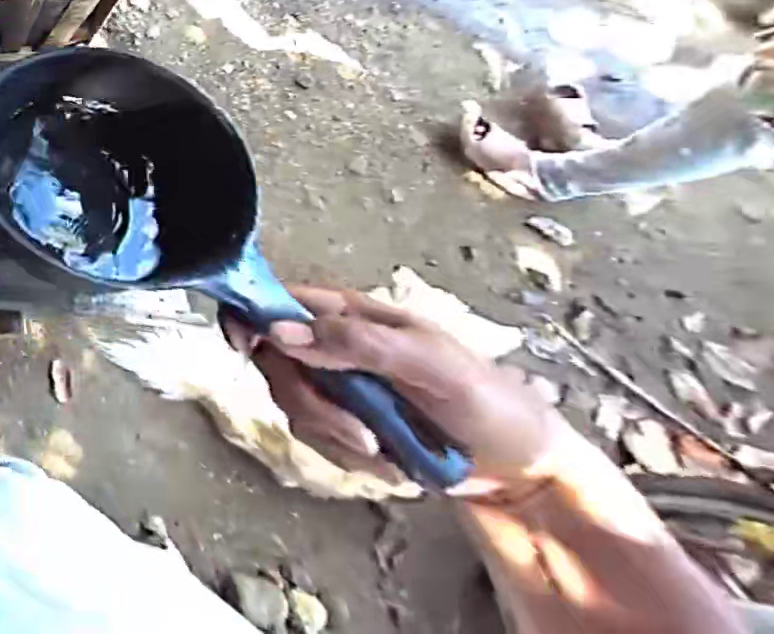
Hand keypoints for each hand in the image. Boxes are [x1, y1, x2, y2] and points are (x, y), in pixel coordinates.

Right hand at [235, 286, 577, 495]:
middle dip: (309, 399)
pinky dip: (344, 454)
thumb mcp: (434, 365)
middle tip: (357, 430)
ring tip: (385, 449)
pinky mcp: (334, 420)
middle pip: (272, 357)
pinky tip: (386, 460)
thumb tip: (279, 330)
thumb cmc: (492, 405)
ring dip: (333, 432)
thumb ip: (357, 342)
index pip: (273, 298)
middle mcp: (326, 341)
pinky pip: (309, 433)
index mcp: (344, 312)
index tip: (246, 346)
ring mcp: (329, 381)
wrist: (527, 475)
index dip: (247, 315)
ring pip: (288, 399)